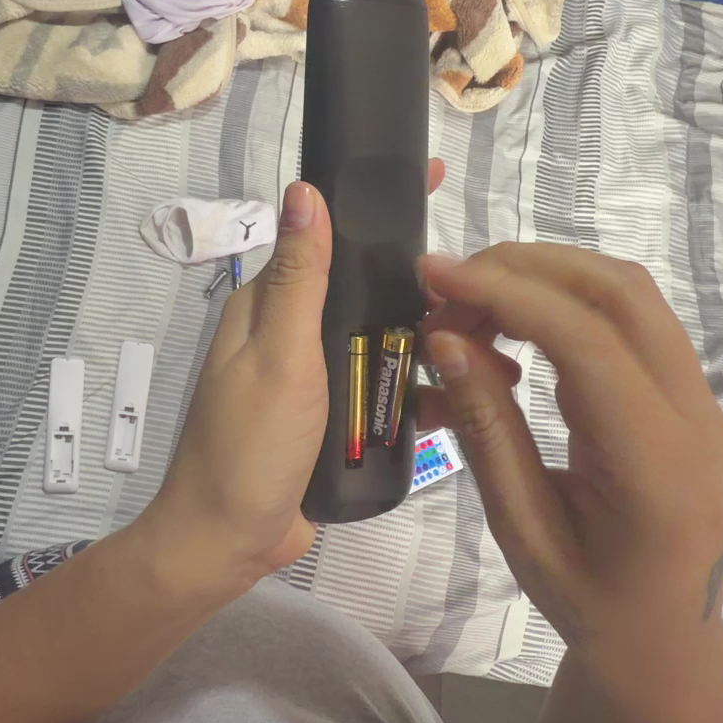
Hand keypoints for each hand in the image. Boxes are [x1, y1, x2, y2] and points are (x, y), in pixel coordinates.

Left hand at [143, 161, 448, 584]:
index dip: (374, 209)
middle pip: (362, 290)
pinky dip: (414, 388)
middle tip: (488, 300)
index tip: (434, 182)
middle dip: (421, 289)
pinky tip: (458, 398)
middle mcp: (288, 332)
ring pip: (378, 340)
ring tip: (493, 357)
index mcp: (268, 305)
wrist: (230, 540)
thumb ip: (299, 277)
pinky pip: (378, 388)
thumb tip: (304, 187)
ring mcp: (311, 376)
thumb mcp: (279, 353)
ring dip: (429, 343)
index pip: (326, 238)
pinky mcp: (329, 416)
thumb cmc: (250, 442)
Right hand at [415, 243, 722, 657]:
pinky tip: (504, 336)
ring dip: (539, 280)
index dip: (504, 293)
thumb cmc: (586, 598)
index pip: (585, 340)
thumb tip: (445, 339)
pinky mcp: (681, 394)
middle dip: (522, 268)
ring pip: (625, 296)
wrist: (660, 640)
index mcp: (656, 464)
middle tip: (445, 287)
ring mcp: (698, 400)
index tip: (433, 274)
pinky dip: (555, 306)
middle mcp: (695, 416)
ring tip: (466, 308)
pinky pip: (621, 322)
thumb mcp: (519, 524)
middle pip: (620, 293)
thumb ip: (486, 426)